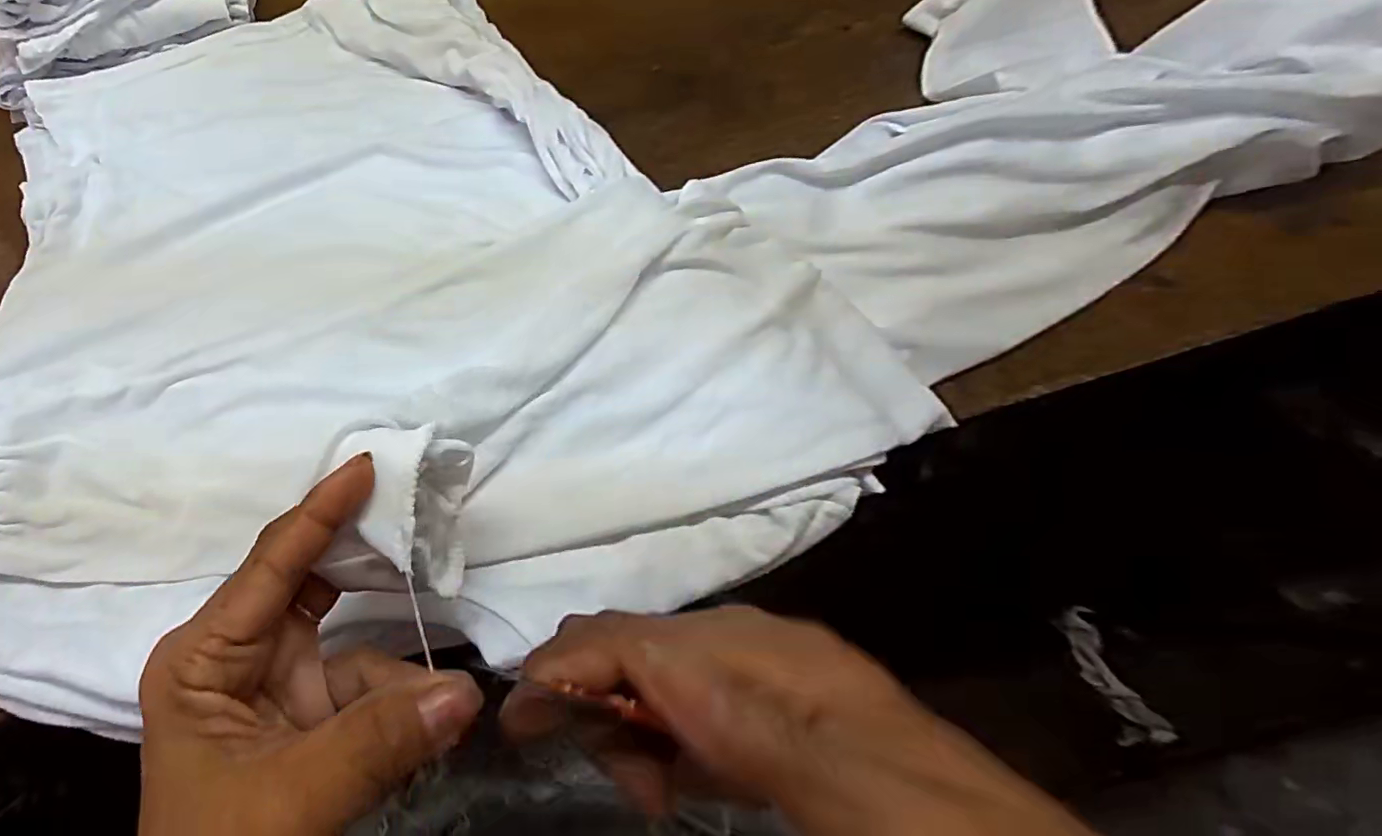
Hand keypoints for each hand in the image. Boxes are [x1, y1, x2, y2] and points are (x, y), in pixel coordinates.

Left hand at [138, 455, 484, 835]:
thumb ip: (375, 743)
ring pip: (346, 641)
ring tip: (441, 689)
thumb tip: (463, 694)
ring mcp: (274, 684)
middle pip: (308, 584)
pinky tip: (429, 719)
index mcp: (204, 655)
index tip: (365, 465)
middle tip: (410, 516)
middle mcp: (236, 653)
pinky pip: (361, 688)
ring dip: (394, 664)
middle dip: (361, 558)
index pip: (272, 562)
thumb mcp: (288, 802)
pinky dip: (398, 701)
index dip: (321, 510)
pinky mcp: (305, 718)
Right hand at [500, 607, 1096, 835]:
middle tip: (582, 767)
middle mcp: (763, 649)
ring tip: (634, 787)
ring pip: (662, 672)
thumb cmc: (938, 830)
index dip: (570, 666)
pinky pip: (696, 708)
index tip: (515, 713)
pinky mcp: (784, 719)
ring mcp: (776, 680)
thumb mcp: (841, 787)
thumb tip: (645, 676)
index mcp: (770, 655)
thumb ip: (745, 726)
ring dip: (625, 718)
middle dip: (591, 691)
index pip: (641, 637)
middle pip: (643, 645)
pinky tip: (666, 774)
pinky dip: (664, 736)